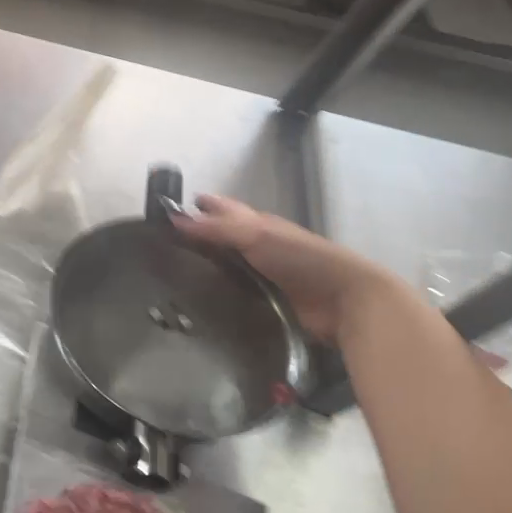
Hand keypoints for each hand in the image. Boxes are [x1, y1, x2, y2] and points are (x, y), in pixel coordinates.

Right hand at [171, 194, 410, 345]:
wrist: (347, 302)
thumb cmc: (303, 259)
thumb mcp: (256, 235)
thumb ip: (215, 229)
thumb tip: (172, 219)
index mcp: (260, 225)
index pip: (224, 211)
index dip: (201, 208)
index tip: (168, 211)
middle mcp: (261, 248)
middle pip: (224, 238)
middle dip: (198, 237)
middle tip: (164, 244)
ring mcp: (264, 277)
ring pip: (228, 266)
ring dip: (207, 267)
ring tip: (173, 272)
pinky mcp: (266, 304)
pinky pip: (235, 294)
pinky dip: (218, 292)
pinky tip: (198, 297)